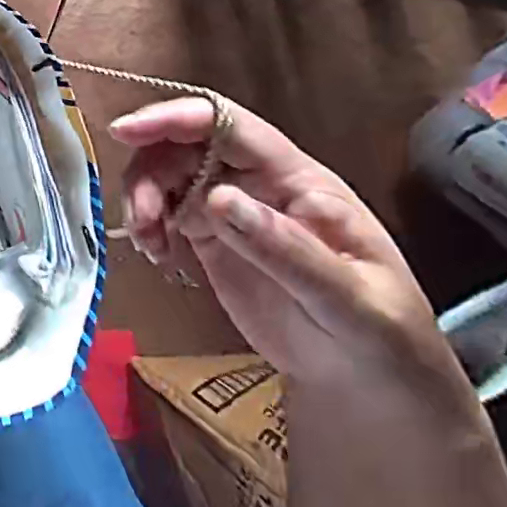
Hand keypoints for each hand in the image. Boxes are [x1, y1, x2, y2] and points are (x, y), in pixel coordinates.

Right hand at [112, 99, 449, 388]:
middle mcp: (257, 182)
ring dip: (141, 199)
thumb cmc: (382, 341)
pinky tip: (157, 253)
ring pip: (163, 174)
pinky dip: (145, 224)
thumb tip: (218, 199)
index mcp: (297, 180)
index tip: (124, 131)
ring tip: (148, 242)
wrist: (372, 388)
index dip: (174, 118)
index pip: (228, 126)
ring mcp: (229, 207)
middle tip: (141, 218)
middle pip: (181, 146)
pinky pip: (161, 209)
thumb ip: (286, 248)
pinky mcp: (207, 234)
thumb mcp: (350, 301)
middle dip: (149, 172)